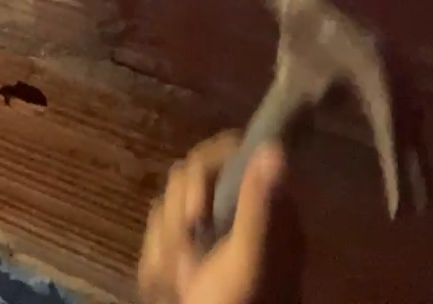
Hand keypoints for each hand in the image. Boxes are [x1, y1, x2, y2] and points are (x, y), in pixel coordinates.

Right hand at [139, 131, 293, 303]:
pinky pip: (158, 231)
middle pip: (192, 174)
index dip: (206, 169)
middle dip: (178, 215)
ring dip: (166, 243)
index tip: (197, 207)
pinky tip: (169, 286)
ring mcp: (212, 235)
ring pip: (169, 202)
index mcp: (267, 213)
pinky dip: (158, 260)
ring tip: (179, 281)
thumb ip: (259, 206)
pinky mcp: (188, 252)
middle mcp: (240, 216)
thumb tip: (274, 146)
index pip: (231, 153)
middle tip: (187, 253)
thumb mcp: (249, 264)